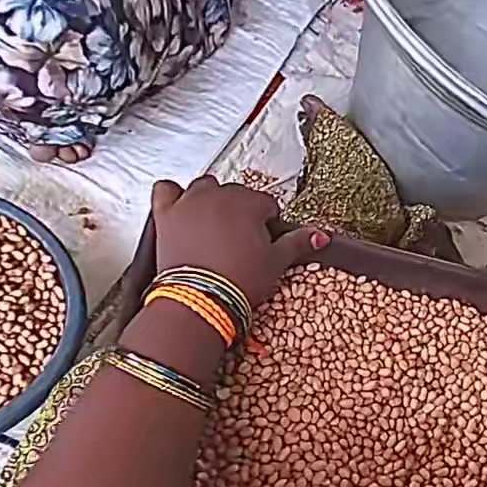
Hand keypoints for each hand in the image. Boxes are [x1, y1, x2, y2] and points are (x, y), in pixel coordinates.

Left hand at [151, 177, 328, 308]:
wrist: (201, 299)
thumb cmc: (241, 281)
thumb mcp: (276, 262)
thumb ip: (298, 243)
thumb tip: (321, 235)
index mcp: (249, 203)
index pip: (266, 204)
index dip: (267, 223)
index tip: (263, 240)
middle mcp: (219, 195)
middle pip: (236, 194)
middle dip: (241, 212)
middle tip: (242, 241)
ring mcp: (189, 202)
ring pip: (204, 187)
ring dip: (212, 199)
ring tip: (215, 225)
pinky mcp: (165, 214)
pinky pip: (165, 189)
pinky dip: (173, 195)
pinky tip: (181, 207)